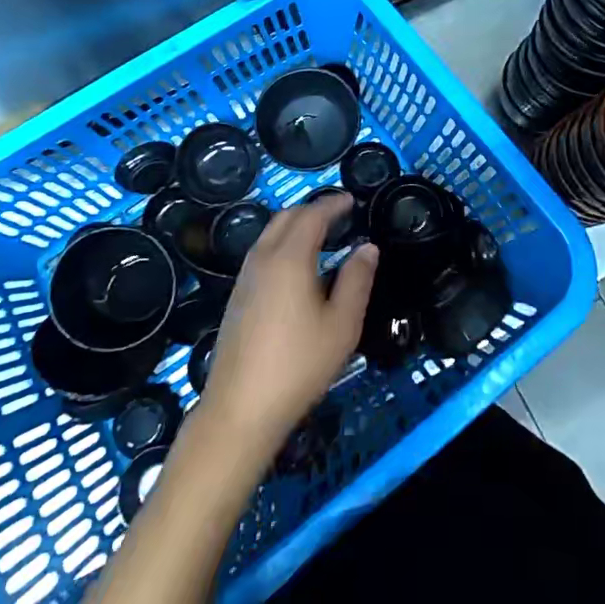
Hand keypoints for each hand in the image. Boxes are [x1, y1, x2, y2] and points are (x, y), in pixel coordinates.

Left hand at [197, 194, 377, 445]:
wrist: (241, 405)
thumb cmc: (299, 364)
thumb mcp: (342, 325)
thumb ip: (357, 281)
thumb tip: (368, 247)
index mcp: (289, 258)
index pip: (312, 216)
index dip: (332, 204)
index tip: (351, 200)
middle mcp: (262, 258)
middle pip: (286, 218)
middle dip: (312, 210)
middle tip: (338, 215)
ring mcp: (245, 276)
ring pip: (269, 234)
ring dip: (294, 226)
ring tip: (321, 236)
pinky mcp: (237, 295)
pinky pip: (262, 253)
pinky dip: (282, 244)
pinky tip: (296, 267)